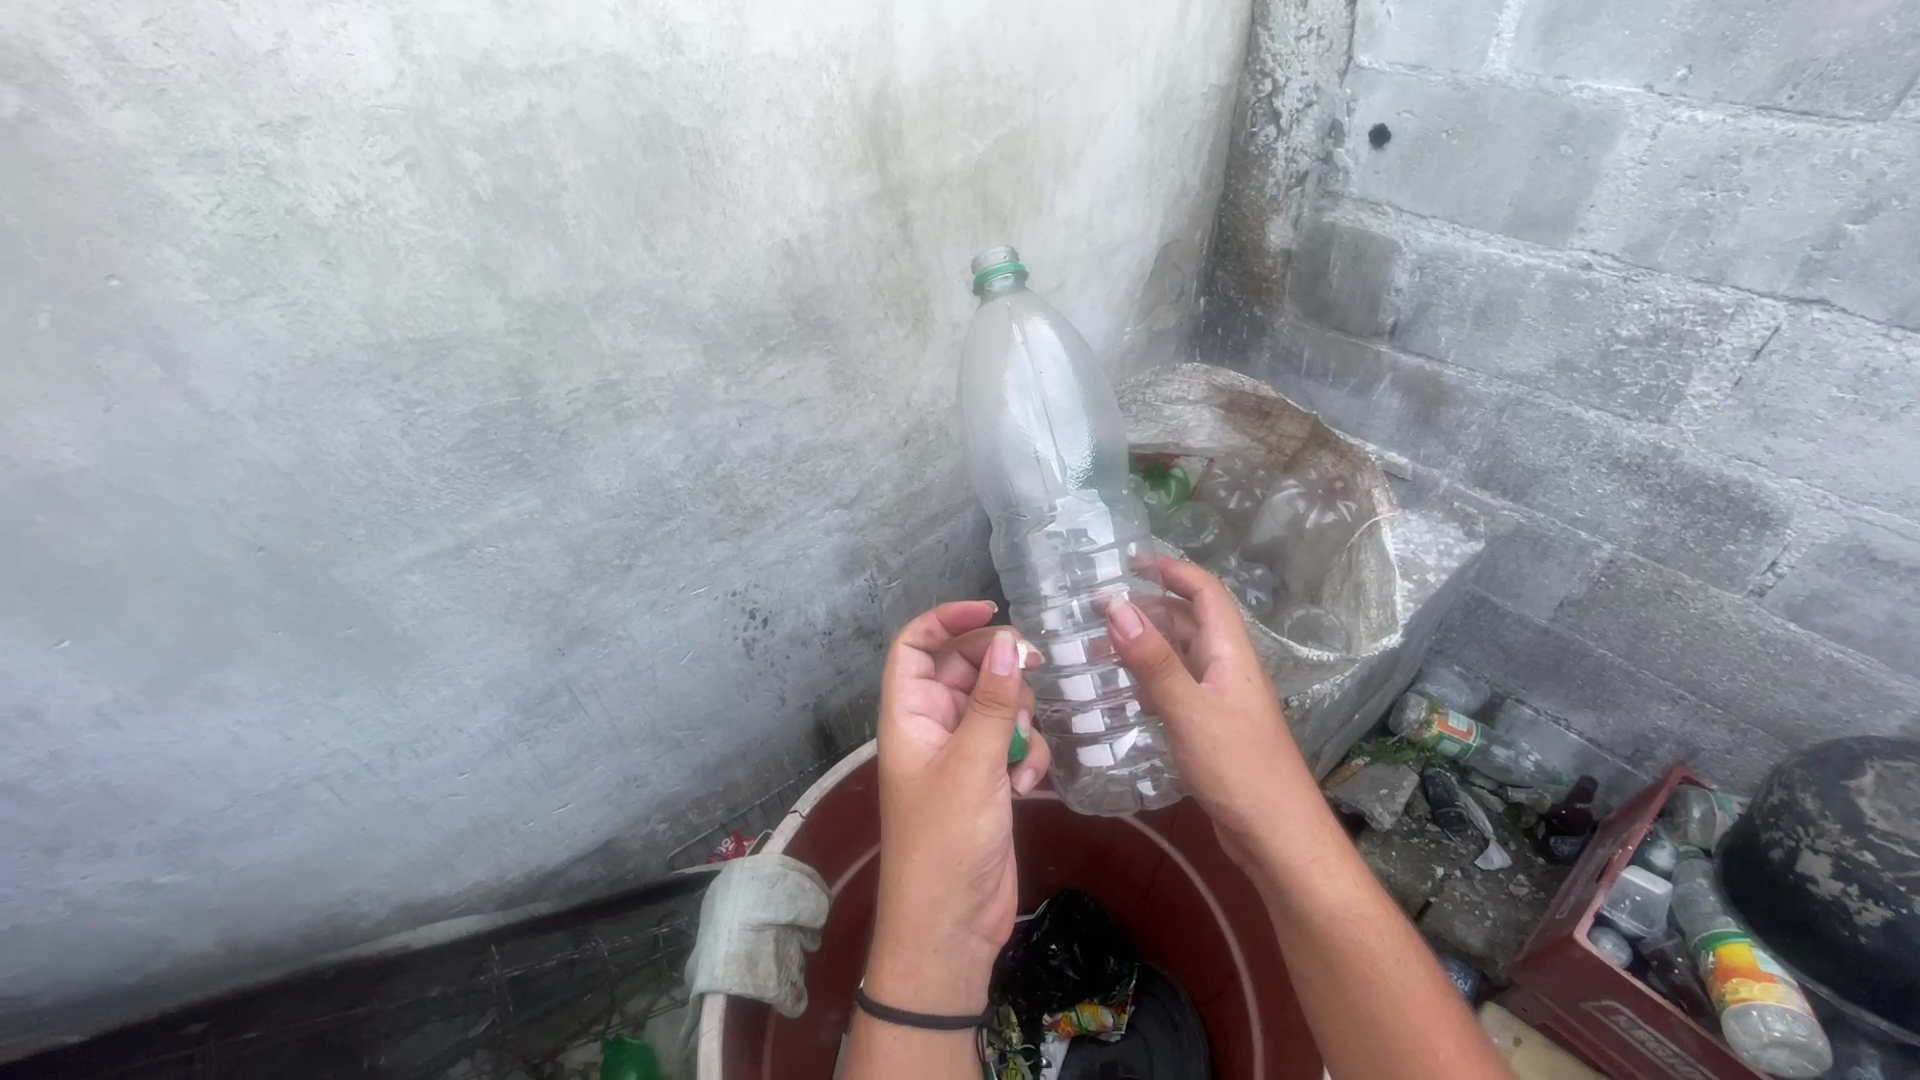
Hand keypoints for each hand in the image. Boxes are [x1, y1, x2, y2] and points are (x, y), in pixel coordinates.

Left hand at [866, 601, 1050, 1015]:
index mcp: (909, 714)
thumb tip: (1009, 642)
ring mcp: (962, 754)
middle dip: (999, 671)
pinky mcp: (989, 780)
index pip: (915, 646)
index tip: (992, 610)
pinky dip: (1027, 757)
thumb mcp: (972, 766)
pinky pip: (1013, 744)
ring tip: (1021, 752)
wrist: (951, 926)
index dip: (946, 619)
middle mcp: (932, 726)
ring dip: (1018, 720)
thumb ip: (992, 702)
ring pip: (996, 705)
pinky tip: (1029, 787)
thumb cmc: (947, 842)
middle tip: (1035, 668)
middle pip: (965, 669)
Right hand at [1106, 557, 1308, 853]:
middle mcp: (1226, 667)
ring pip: (1179, 656)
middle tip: (1096, 612)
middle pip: (1187, 621)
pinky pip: (1176, 688)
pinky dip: (1148, 680)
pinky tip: (1121, 693)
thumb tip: (1115, 605)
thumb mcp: (1188, 710)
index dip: (1172, 570)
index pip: (1205, 592)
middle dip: (1146, 608)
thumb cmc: (1237, 767)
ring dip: (1143, 646)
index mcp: (1229, 652)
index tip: (1129, 563)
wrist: (1276, 835)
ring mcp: (1220, 698)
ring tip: (1096, 651)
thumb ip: (1152, 660)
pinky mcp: (1211, 726)